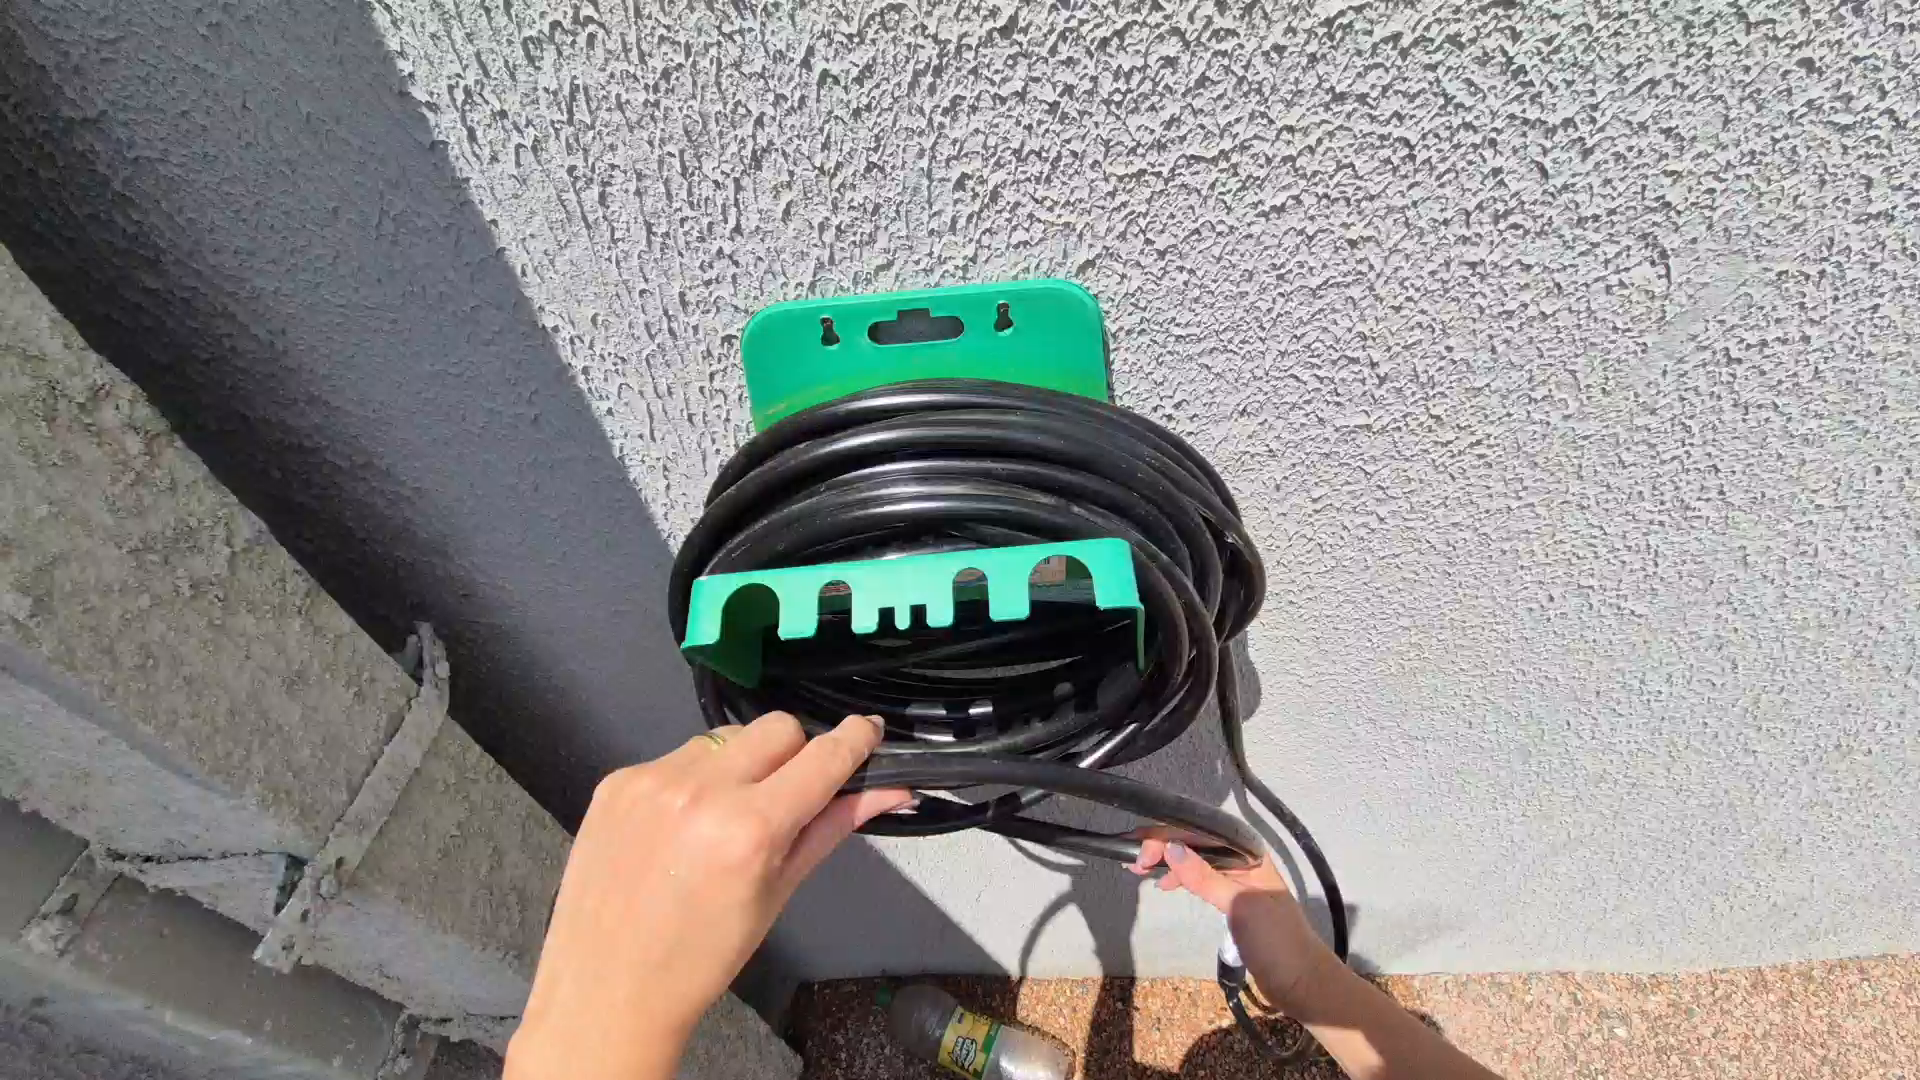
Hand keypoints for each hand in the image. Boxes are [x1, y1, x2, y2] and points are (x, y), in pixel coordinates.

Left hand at [506, 712, 910, 1079]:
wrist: (605, 992)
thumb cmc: (704, 955)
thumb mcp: (780, 892)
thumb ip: (834, 826)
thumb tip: (890, 790)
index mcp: (750, 829)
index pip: (823, 756)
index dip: (855, 737)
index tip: (869, 729)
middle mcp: (701, 791)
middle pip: (779, 726)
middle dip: (796, 751)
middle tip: (787, 793)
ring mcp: (653, 780)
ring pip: (729, 736)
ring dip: (743, 763)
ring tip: (726, 814)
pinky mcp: (618, 779)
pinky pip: (681, 753)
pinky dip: (696, 777)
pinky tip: (684, 821)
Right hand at [1130, 837, 1339, 1011]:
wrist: (1303, 985)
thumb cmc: (1276, 940)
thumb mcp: (1239, 905)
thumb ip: (1204, 876)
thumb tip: (1170, 848)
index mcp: (1247, 852)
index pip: (1200, 832)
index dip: (1167, 836)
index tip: (1140, 850)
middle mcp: (1240, 859)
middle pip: (1194, 842)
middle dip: (1162, 847)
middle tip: (1132, 859)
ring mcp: (1234, 879)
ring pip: (1193, 859)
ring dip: (1167, 862)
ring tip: (1140, 869)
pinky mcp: (1230, 899)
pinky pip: (1198, 878)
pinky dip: (1179, 878)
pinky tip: (1165, 883)